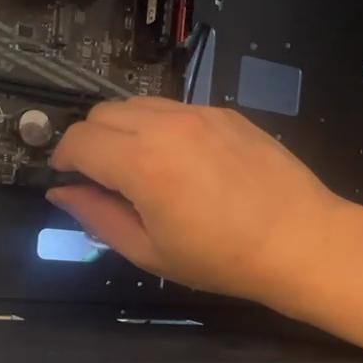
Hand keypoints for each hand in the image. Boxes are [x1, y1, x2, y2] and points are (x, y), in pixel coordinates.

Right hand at [46, 98, 350, 302]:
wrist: (301, 241)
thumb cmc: (223, 259)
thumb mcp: (150, 252)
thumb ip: (97, 217)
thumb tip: (62, 192)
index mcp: (142, 164)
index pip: (78, 140)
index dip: (63, 159)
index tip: (67, 178)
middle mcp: (167, 126)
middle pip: (102, 112)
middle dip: (89, 141)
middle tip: (102, 178)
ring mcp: (200, 113)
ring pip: (137, 104)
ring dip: (123, 129)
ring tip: (140, 168)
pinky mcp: (226, 112)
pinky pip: (175, 108)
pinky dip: (160, 126)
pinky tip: (181, 161)